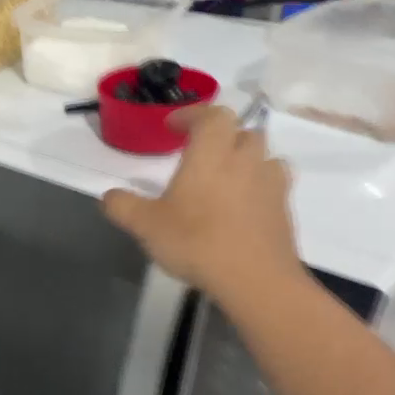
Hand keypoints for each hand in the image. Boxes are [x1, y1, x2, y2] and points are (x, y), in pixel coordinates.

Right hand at [102, 105, 304, 301]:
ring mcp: (271, 184)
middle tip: (199, 153)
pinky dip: (257, 184)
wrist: (255, 279)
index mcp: (211, 156)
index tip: (173, 126)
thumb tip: (109, 196)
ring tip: (224, 177)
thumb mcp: (144, 225)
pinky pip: (273, 183)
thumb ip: (122, 206)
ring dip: (245, 158)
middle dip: (221, 135)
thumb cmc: (196, 242)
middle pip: (243, 131)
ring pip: (264, 155)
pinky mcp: (284, 209)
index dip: (193, 114)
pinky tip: (240, 205)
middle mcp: (245, 161)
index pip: (212, 116)